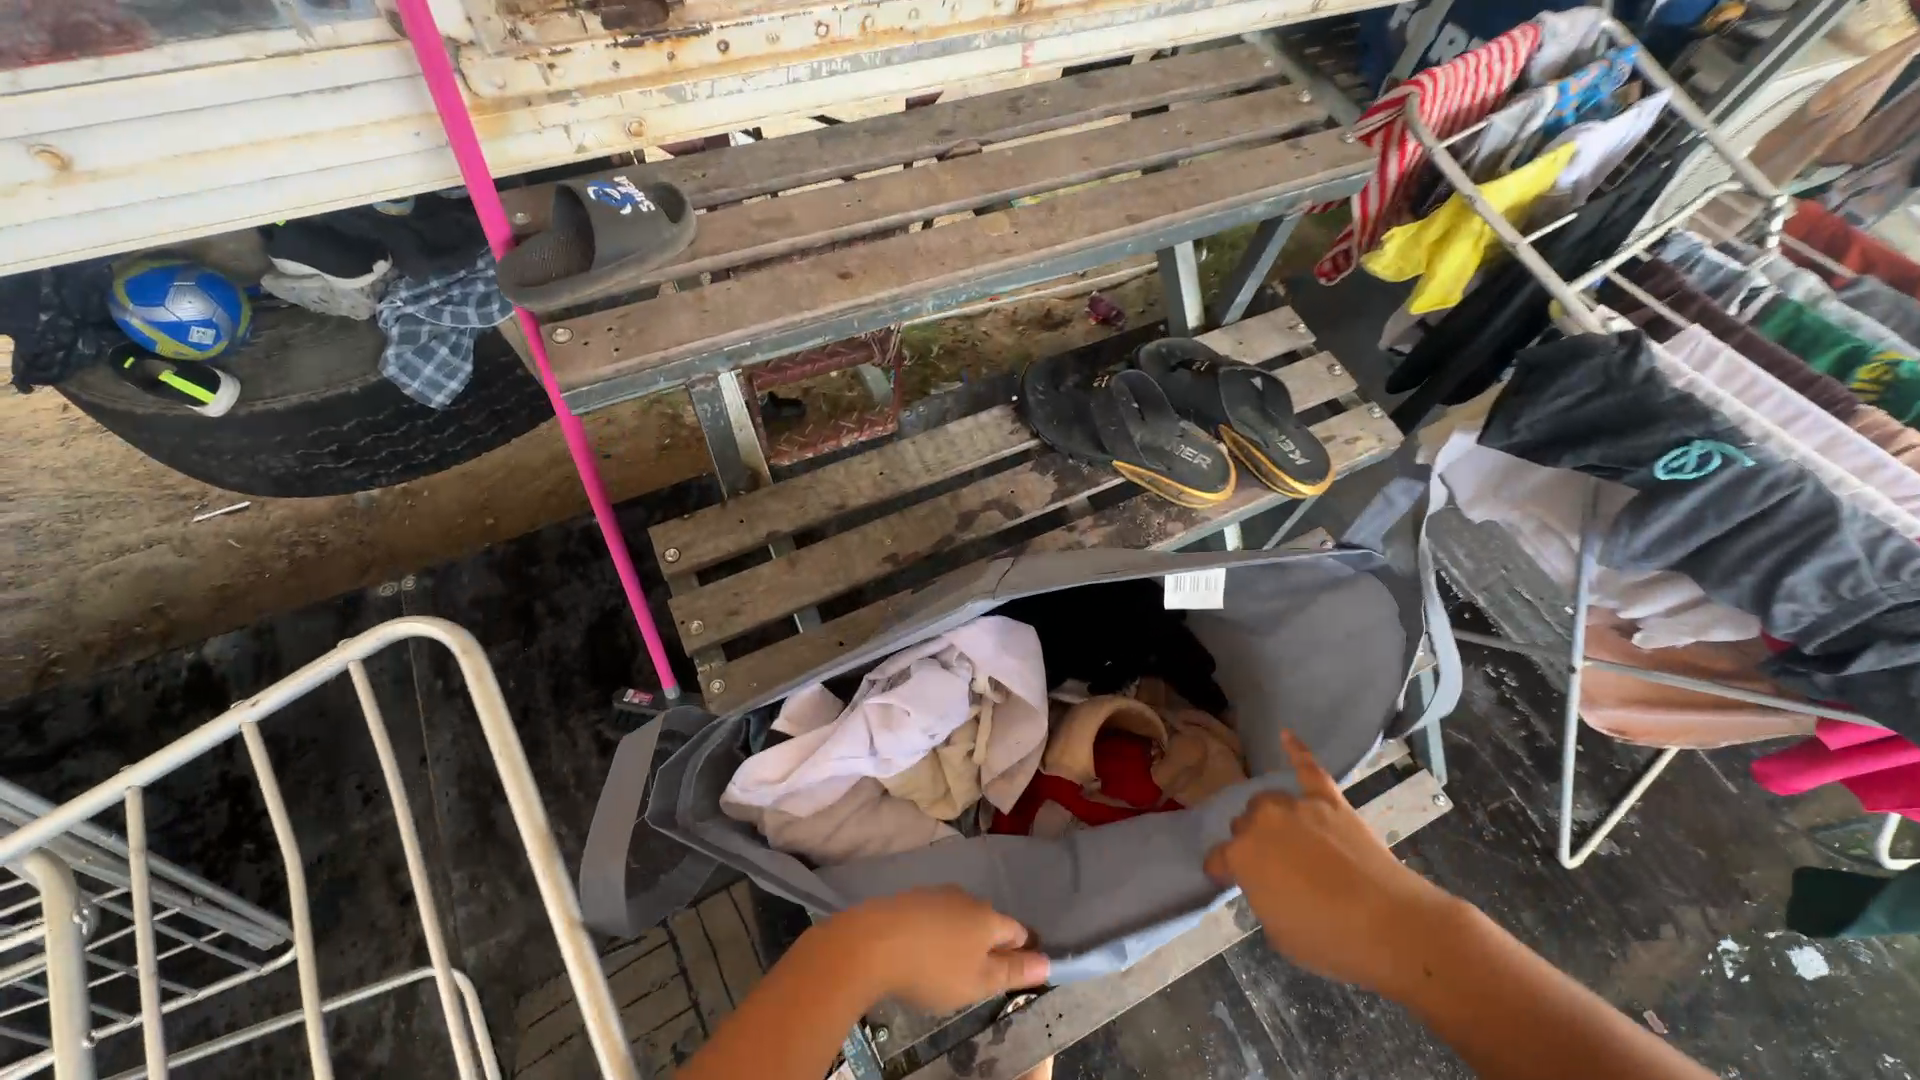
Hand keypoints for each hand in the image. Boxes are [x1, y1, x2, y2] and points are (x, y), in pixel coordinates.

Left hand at [822, 888, 1049, 1011]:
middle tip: (980, 970)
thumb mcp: (978, 982)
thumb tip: (1048, 962)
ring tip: (948, 962)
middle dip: (988, 942)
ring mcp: (934, 894)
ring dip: (959, 935)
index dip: (1022, 949)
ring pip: (957, 915)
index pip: (1017, 930)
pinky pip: (931, 915)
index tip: (1017, 967)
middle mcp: (965, 898)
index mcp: (988, 918)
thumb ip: (1013, 972)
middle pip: (987, 920)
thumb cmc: (933, 968)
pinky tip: (921, 948)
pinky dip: (933, 931)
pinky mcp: (907, 899)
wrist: (871, 944)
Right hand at [1204, 731, 1460, 996]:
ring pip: (1268, 801)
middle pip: (1243, 824)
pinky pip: (1309, 769)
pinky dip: (1297, 751)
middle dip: (1251, 843)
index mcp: (1241, 856)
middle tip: (1273, 867)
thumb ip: (1261, 896)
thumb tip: (1267, 881)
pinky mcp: (1331, 802)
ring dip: (1270, 817)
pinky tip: (1286, 735)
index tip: (1230, 881)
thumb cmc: (1328, 939)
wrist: (1391, 926)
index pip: (1217, 859)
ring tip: (1286, 837)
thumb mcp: (1277, 931)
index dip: (1223, 872)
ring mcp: (1298, 807)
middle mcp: (1261, 823)